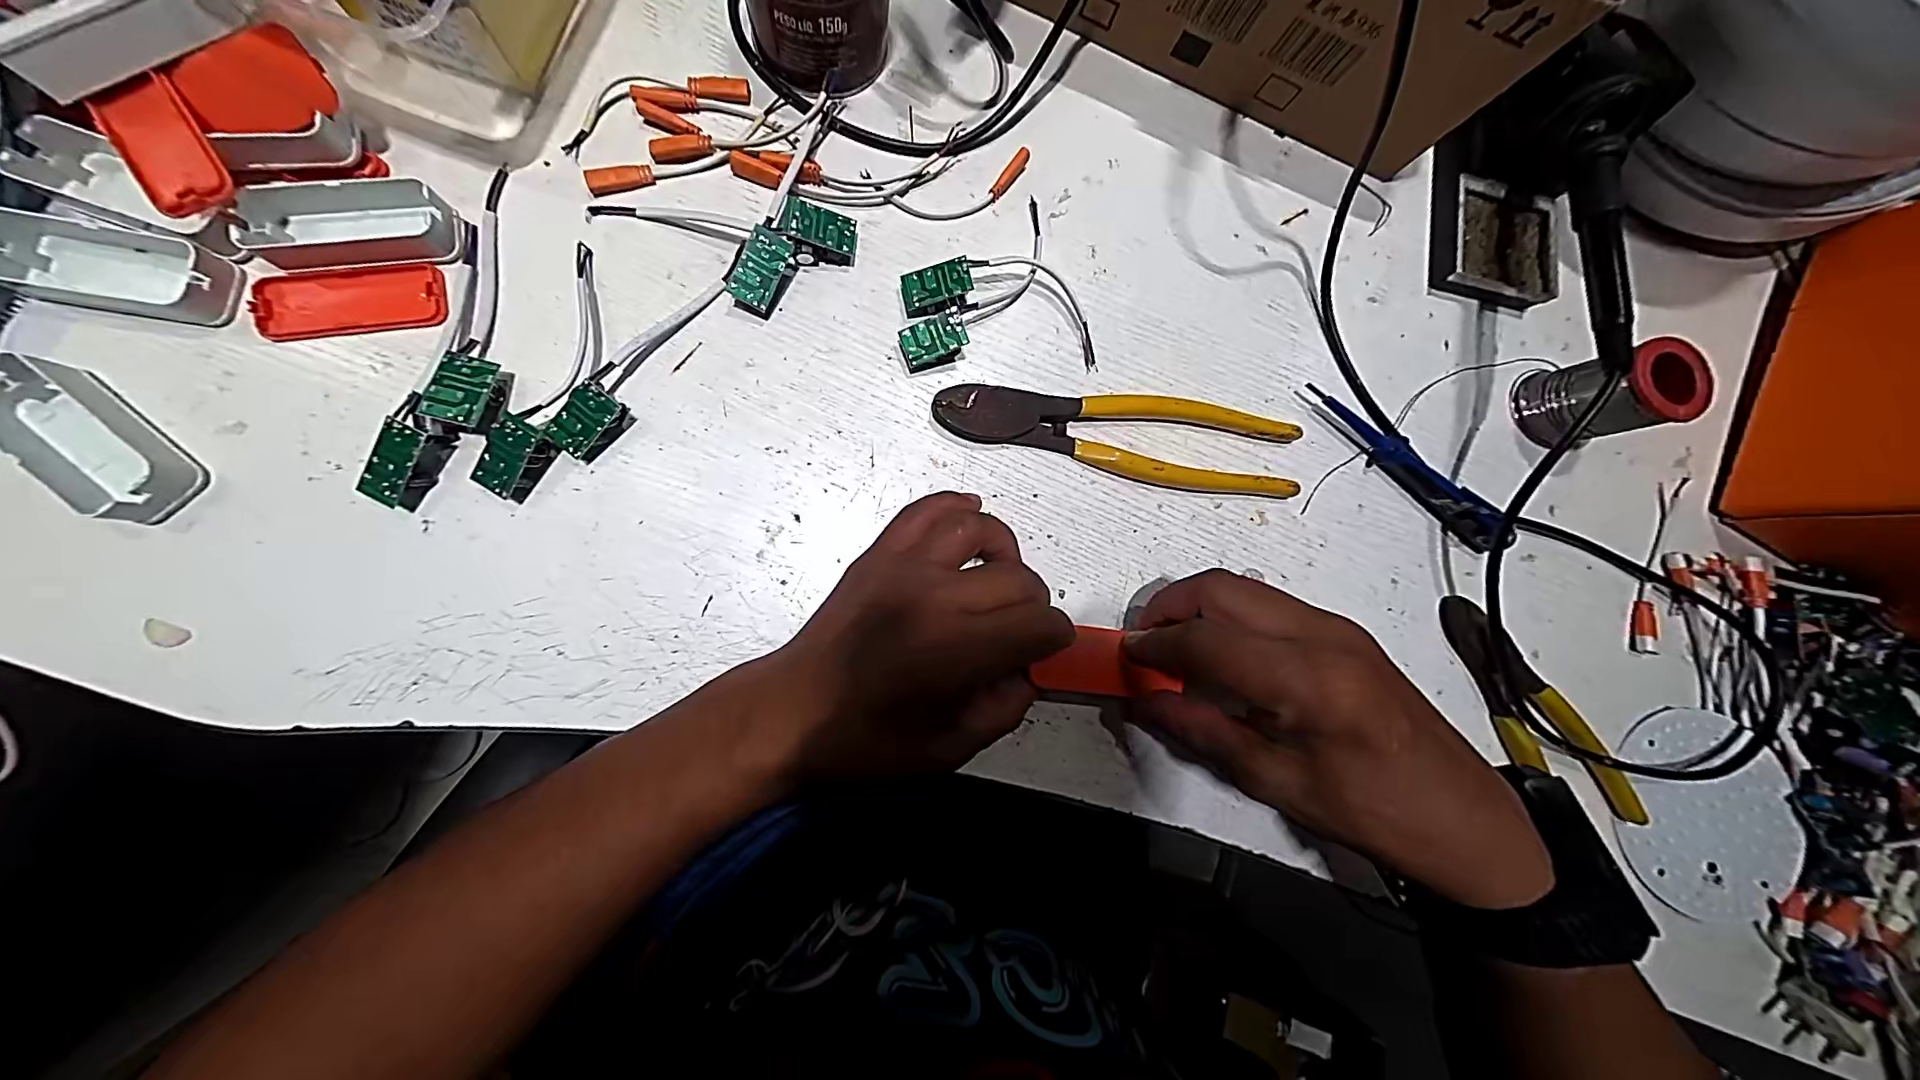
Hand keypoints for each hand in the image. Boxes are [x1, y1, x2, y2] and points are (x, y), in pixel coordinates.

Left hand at [761, 492, 1073, 780]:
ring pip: (978, 529)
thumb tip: (1027, 669)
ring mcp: (902, 567)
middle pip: (1018, 578)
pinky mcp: (878, 555)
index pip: (1039, 623)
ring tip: (1000, 576)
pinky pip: (924, 511)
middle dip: (1034, 606)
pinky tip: (970, 517)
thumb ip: (1006, 707)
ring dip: (1005, 552)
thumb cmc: (862, 739)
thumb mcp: (949, 747)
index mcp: (954, 648)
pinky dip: (954, 506)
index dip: (1054, 638)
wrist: (792, 711)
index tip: (1047, 647)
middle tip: (1020, 629)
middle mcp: (932, 595)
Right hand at [1123, 570, 1552, 909]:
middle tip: (1144, 643)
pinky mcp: (1344, 633)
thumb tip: (1148, 703)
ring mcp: (1337, 628)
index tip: (1129, 658)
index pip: (1206, 638)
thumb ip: (1204, 732)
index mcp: (1309, 679)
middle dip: (1169, 605)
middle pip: (1220, 588)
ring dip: (1198, 606)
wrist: (1468, 820)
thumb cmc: (1378, 812)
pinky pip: (1268, 603)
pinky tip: (1220, 654)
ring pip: (1243, 587)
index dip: (1156, 645)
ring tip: (1175, 648)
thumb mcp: (1278, 783)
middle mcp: (1324, 635)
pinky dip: (1229, 615)